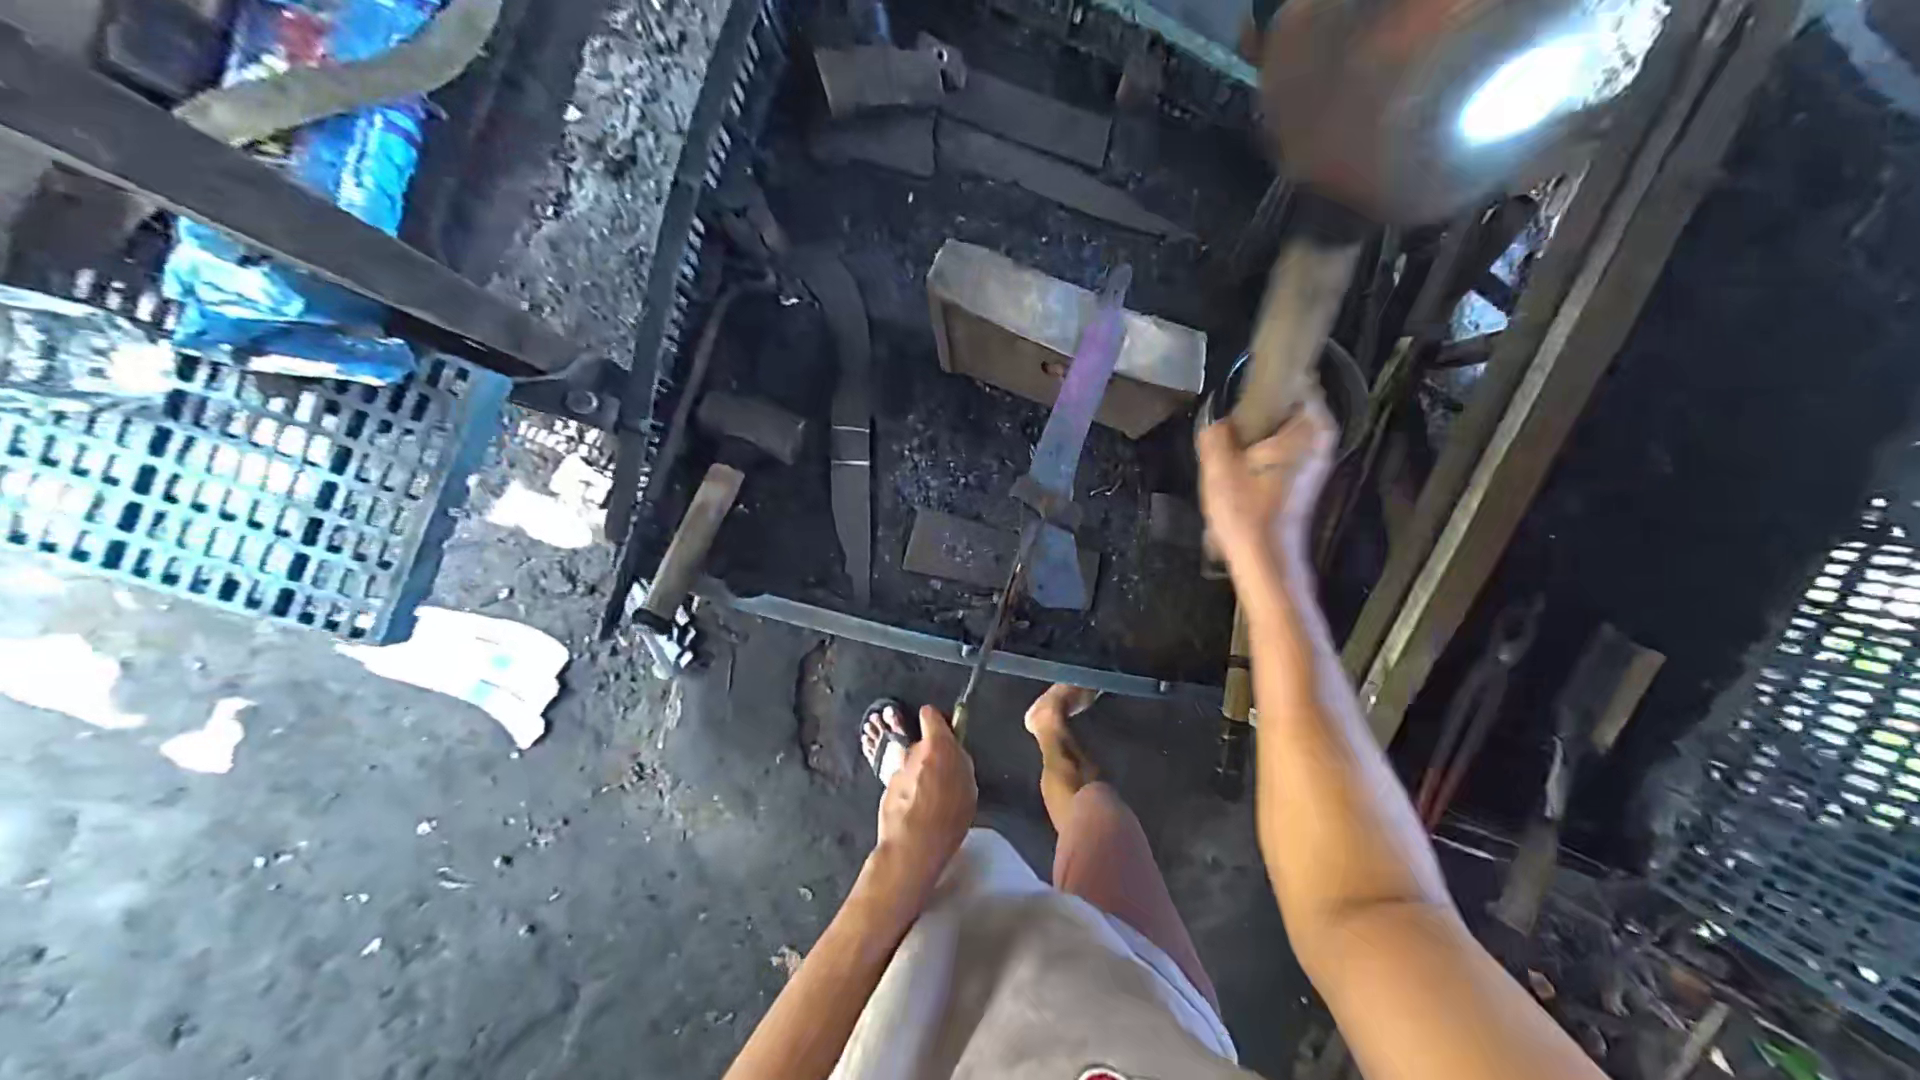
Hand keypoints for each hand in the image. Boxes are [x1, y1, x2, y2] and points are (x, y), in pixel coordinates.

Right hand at [873, 705, 976, 899]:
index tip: (925, 712)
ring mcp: (969, 783)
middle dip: (941, 737)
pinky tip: (942, 786)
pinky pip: (964, 780)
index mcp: (936, 751)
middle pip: (952, 740)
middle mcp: (959, 762)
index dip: (928, 716)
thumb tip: (918, 748)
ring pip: (961, 760)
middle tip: (927, 740)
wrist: (913, 856)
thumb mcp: (895, 778)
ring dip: (950, 757)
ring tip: (934, 764)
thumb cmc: (898, 815)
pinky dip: (954, 777)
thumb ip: (910, 758)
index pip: (935, 722)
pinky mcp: (973, 802)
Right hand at [1196, 395, 1335, 580]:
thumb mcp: (1217, 466)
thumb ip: (1215, 433)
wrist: (1265, 560)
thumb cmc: (1245, 512)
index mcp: (1309, 427)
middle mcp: (1321, 439)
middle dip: (1259, 411)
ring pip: (1284, 429)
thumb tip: (1220, 423)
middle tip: (1229, 428)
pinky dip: (1264, 452)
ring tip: (1231, 450)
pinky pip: (1284, 449)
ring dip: (1258, 434)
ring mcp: (1317, 461)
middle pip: (1288, 405)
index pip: (1296, 379)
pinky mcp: (1306, 479)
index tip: (1239, 393)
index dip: (1266, 381)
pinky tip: (1240, 469)